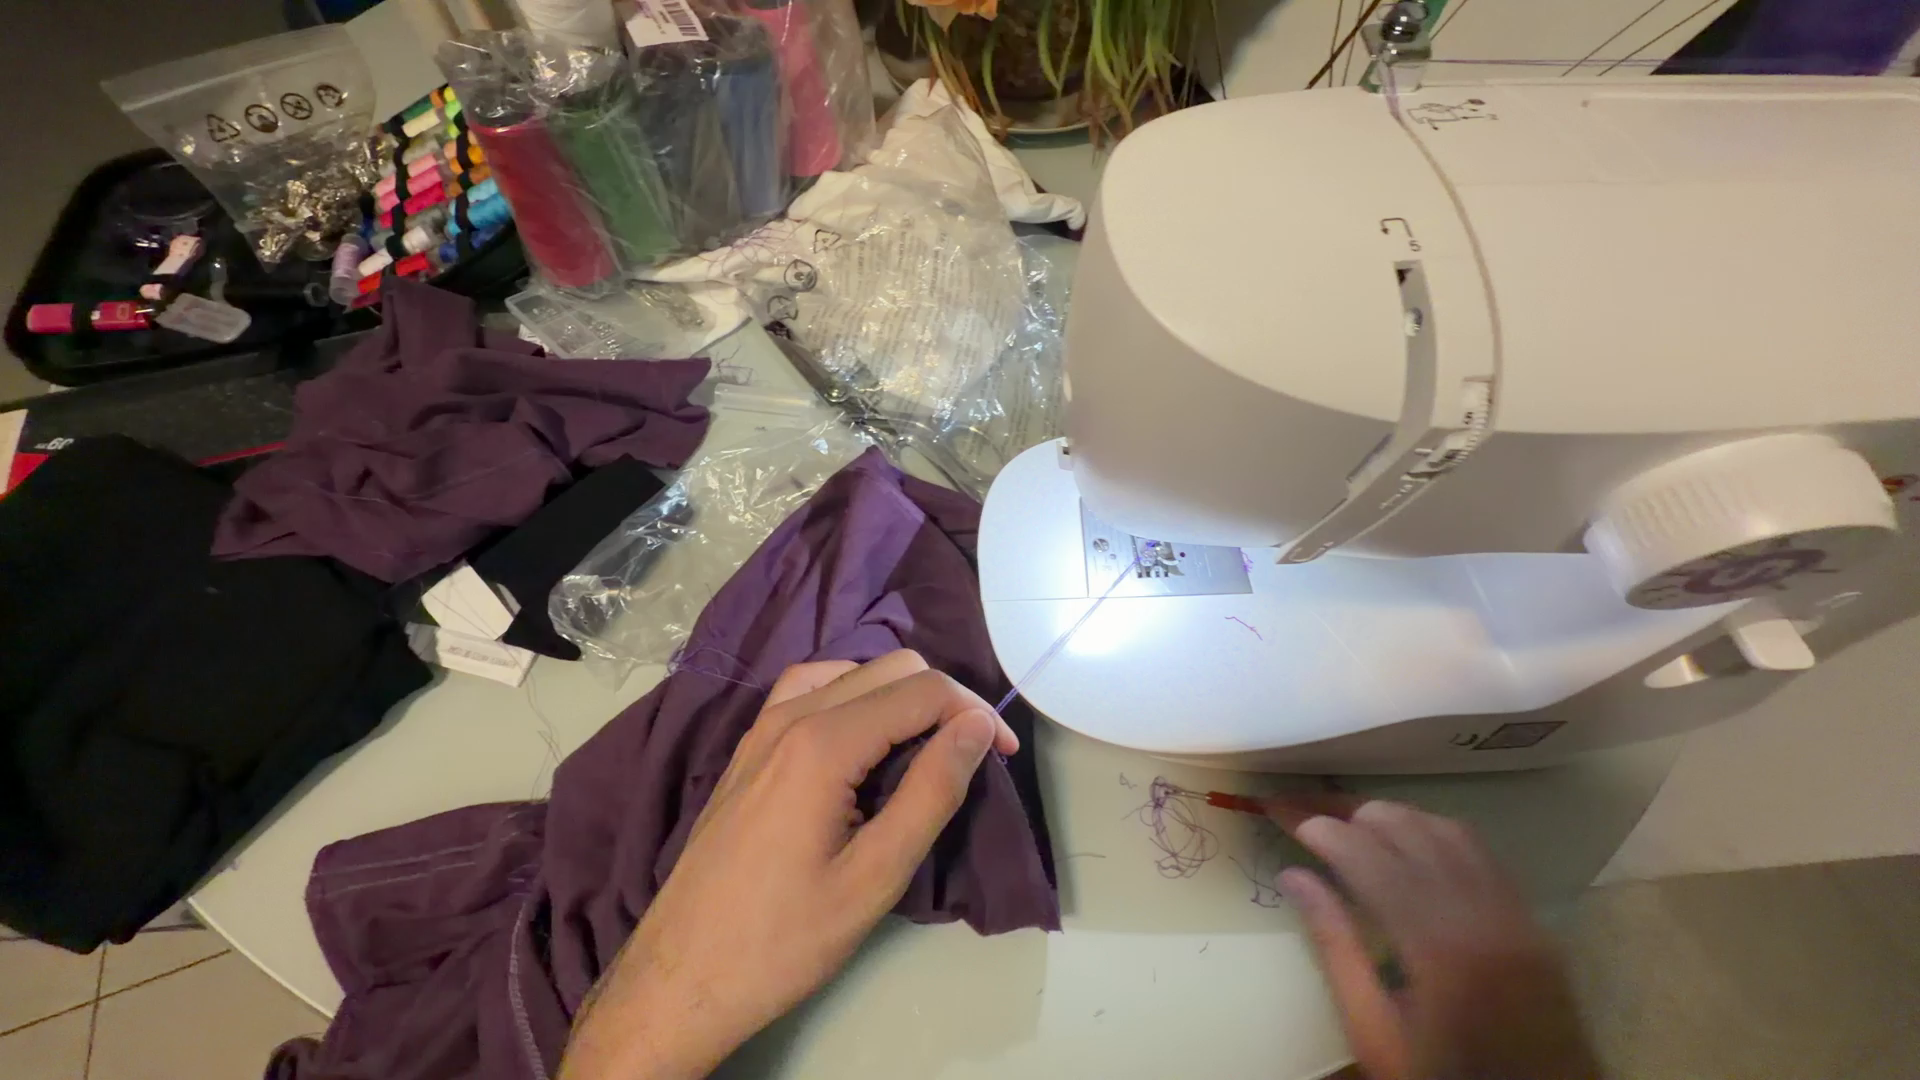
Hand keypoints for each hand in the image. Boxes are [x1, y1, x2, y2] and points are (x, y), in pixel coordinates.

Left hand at [557, 650, 1016, 1079]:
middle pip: (893, 668)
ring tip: (927, 743)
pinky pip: (811, 685)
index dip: (974, 713)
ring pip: (853, 669)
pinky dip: (854, 691)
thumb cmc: (785, 937)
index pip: (924, 690)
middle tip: (972, 753)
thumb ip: (932, 791)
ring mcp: (764, 724)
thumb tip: (976, 726)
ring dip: (901, 693)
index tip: (1003, 753)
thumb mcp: (875, 876)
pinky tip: (864, 729)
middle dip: (945, 700)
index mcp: (824, 743)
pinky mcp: (751, 743)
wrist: (681, 974)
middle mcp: (792, 714)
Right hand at [1271, 799, 1600, 1079]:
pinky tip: (1405, 842)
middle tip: (1303, 816)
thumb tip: (1293, 875)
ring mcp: (1513, 915)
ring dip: (1390, 817)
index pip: (1366, 855)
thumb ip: (1335, 948)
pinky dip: (1433, 831)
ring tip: (1347, 824)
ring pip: (1442, 827)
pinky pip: (1478, 850)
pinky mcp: (1531, 921)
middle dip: (1346, 813)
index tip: (1278, 812)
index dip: (1318, 826)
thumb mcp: (1374, 1032)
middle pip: (1404, 827)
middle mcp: (1481, 915)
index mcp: (1437, 948)